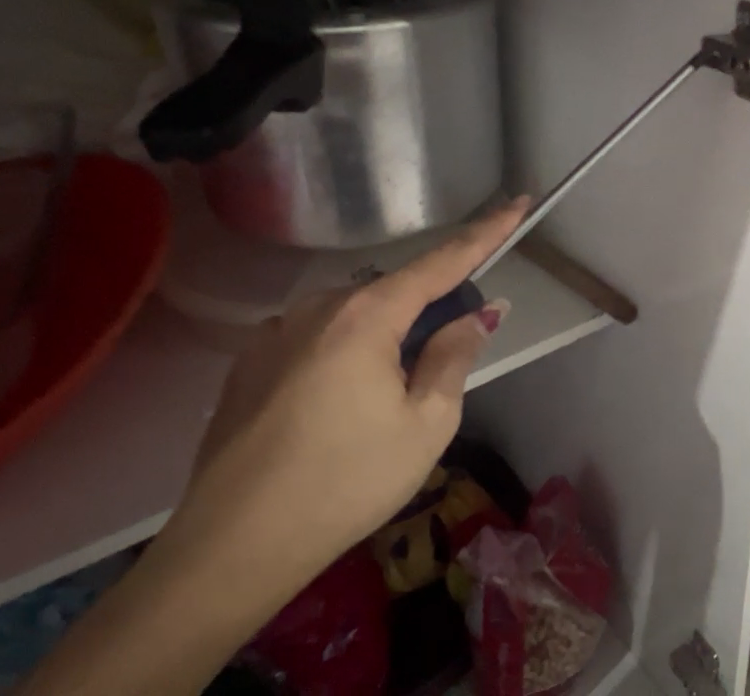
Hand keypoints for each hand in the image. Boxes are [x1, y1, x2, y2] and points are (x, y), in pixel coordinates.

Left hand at [159, 199, 528, 589]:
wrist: (232, 547)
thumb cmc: (347, 482)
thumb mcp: (427, 423)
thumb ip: (454, 356)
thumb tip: (477, 312)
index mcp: (366, 316)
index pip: (442, 261)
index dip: (486, 232)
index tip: (517, 202)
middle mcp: (317, 308)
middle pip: (395, 290)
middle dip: (431, 307)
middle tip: (452, 352)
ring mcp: (275, 333)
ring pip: (355, 316)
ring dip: (386, 335)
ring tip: (389, 398)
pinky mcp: (248, 364)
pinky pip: (318, 340)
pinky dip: (346, 354)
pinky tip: (339, 410)